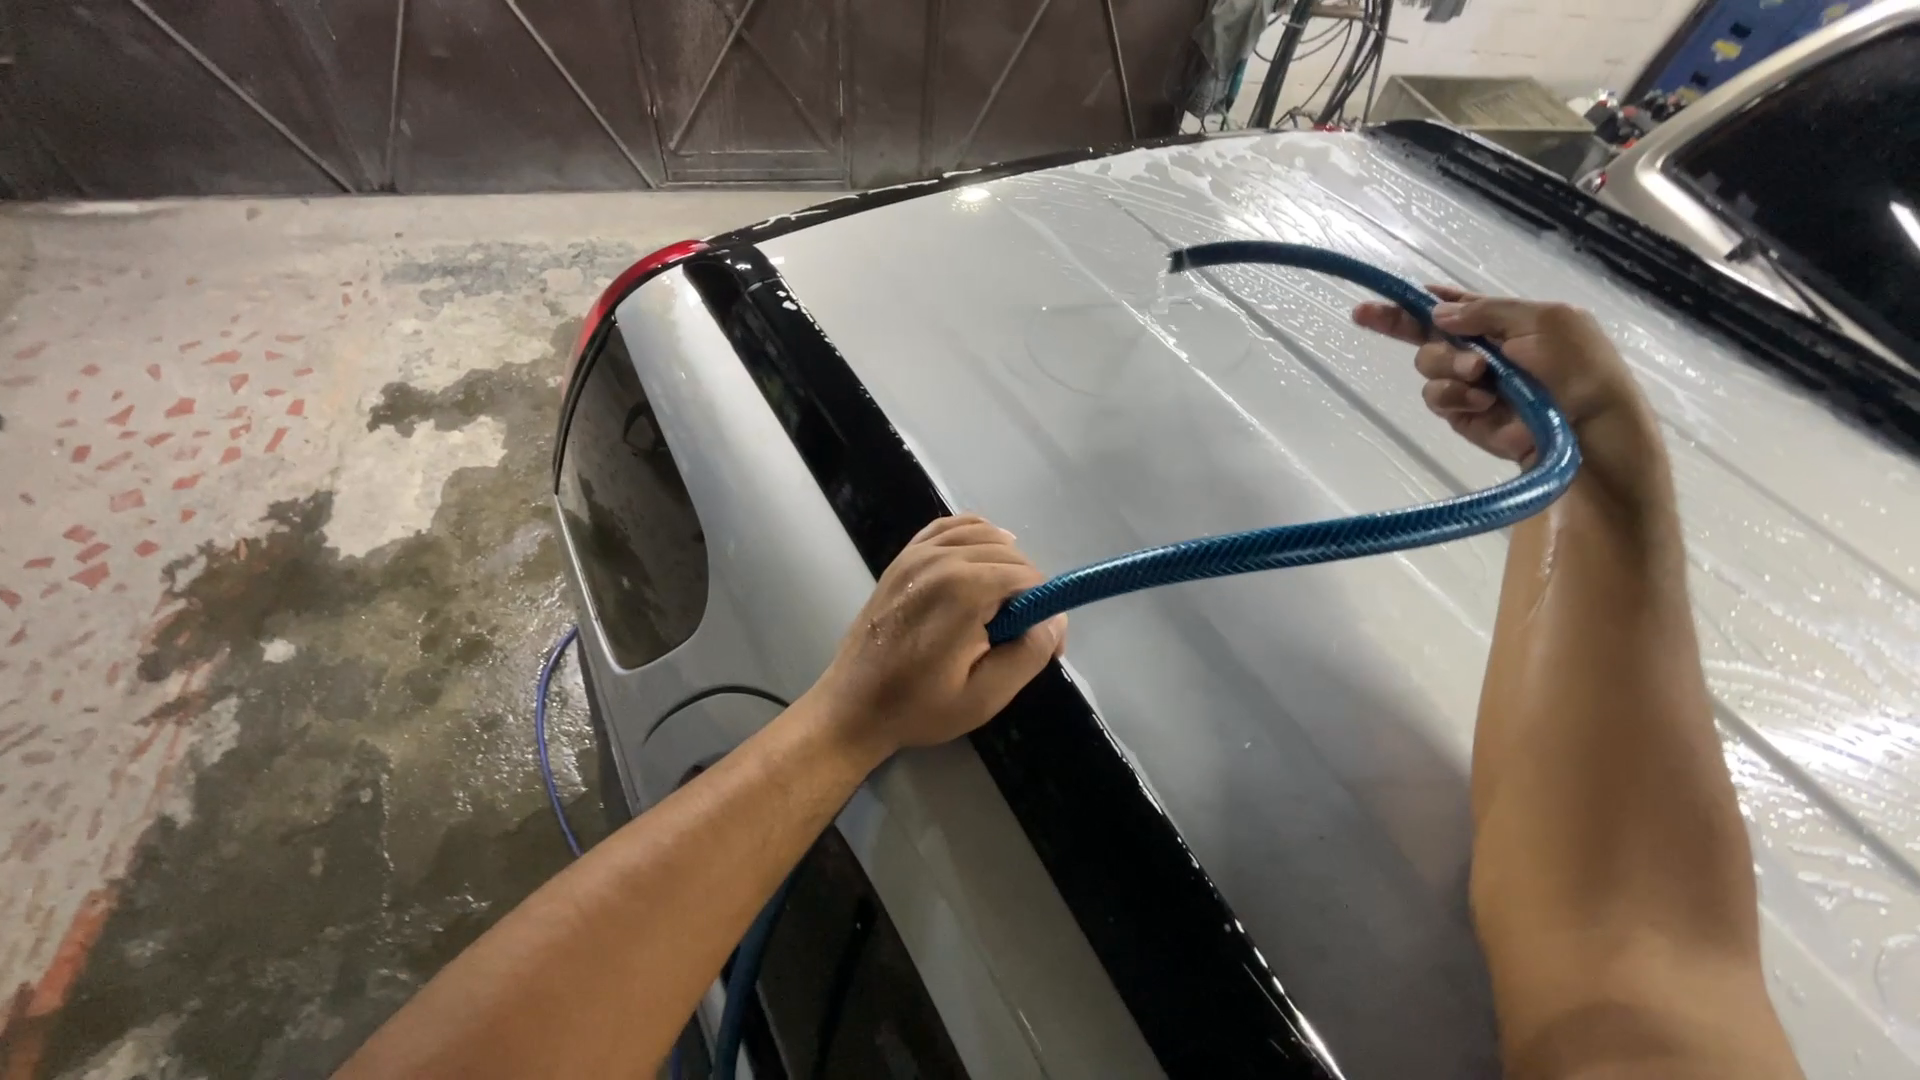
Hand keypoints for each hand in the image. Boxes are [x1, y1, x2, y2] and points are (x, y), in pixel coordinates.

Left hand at [805, 515, 1066, 761]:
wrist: (853, 706)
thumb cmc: (919, 707)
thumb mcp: (985, 696)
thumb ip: (1029, 653)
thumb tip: (1055, 618)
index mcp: (962, 590)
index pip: (1028, 578)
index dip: (1044, 610)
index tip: (1041, 645)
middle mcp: (941, 559)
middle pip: (1010, 555)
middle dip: (1027, 589)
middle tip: (1023, 633)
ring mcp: (917, 553)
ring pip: (984, 534)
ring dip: (1005, 562)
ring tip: (1003, 603)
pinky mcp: (904, 557)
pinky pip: (950, 526)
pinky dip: (975, 535)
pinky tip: (983, 558)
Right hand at [1352, 287, 1651, 467]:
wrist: (1586, 427)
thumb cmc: (1578, 368)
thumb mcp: (1545, 321)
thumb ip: (1488, 311)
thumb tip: (1436, 314)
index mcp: (1502, 320)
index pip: (1452, 306)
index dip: (1415, 301)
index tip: (1375, 302)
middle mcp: (1479, 349)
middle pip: (1423, 334)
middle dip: (1400, 325)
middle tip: (1365, 315)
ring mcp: (1468, 383)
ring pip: (1427, 366)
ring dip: (1447, 366)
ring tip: (1479, 376)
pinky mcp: (1461, 414)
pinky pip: (1436, 398)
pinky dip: (1453, 396)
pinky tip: (1479, 401)